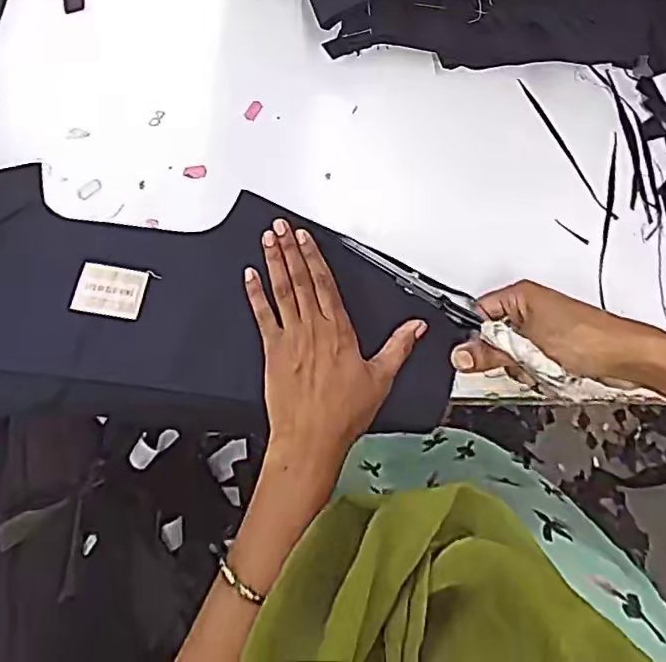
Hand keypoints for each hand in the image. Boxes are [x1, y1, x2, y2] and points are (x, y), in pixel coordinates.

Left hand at [244, 219, 427, 471]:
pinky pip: (263, 315)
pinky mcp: (272, 350)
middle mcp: (312, 328)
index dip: (313, 256)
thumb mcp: (381, 379)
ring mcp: (290, 337)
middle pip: (300, 278)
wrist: (310, 439)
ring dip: (274, 262)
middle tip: (280, 227)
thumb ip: (398, 347)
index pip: (324, 282)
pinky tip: (250, 276)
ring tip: (268, 240)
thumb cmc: (342, 413)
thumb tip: (415, 328)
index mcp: (338, 330)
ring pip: (281, 290)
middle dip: (290, 249)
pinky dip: (255, 294)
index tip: (305, 237)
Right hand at [450, 280, 665, 384]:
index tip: (477, 356)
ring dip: (525, 368)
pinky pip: (534, 364)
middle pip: (496, 338)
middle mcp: (530, 308)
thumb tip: (462, 355)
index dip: (477, 337)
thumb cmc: (590, 338)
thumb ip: (490, 353)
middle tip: (521, 361)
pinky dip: (540, 374)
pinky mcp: (556, 348)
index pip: (479, 313)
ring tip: (543, 368)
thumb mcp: (529, 349)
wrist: (630, 358)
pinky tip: (553, 375)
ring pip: (515, 355)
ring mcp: (544, 329)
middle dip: (506, 357)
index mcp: (519, 295)